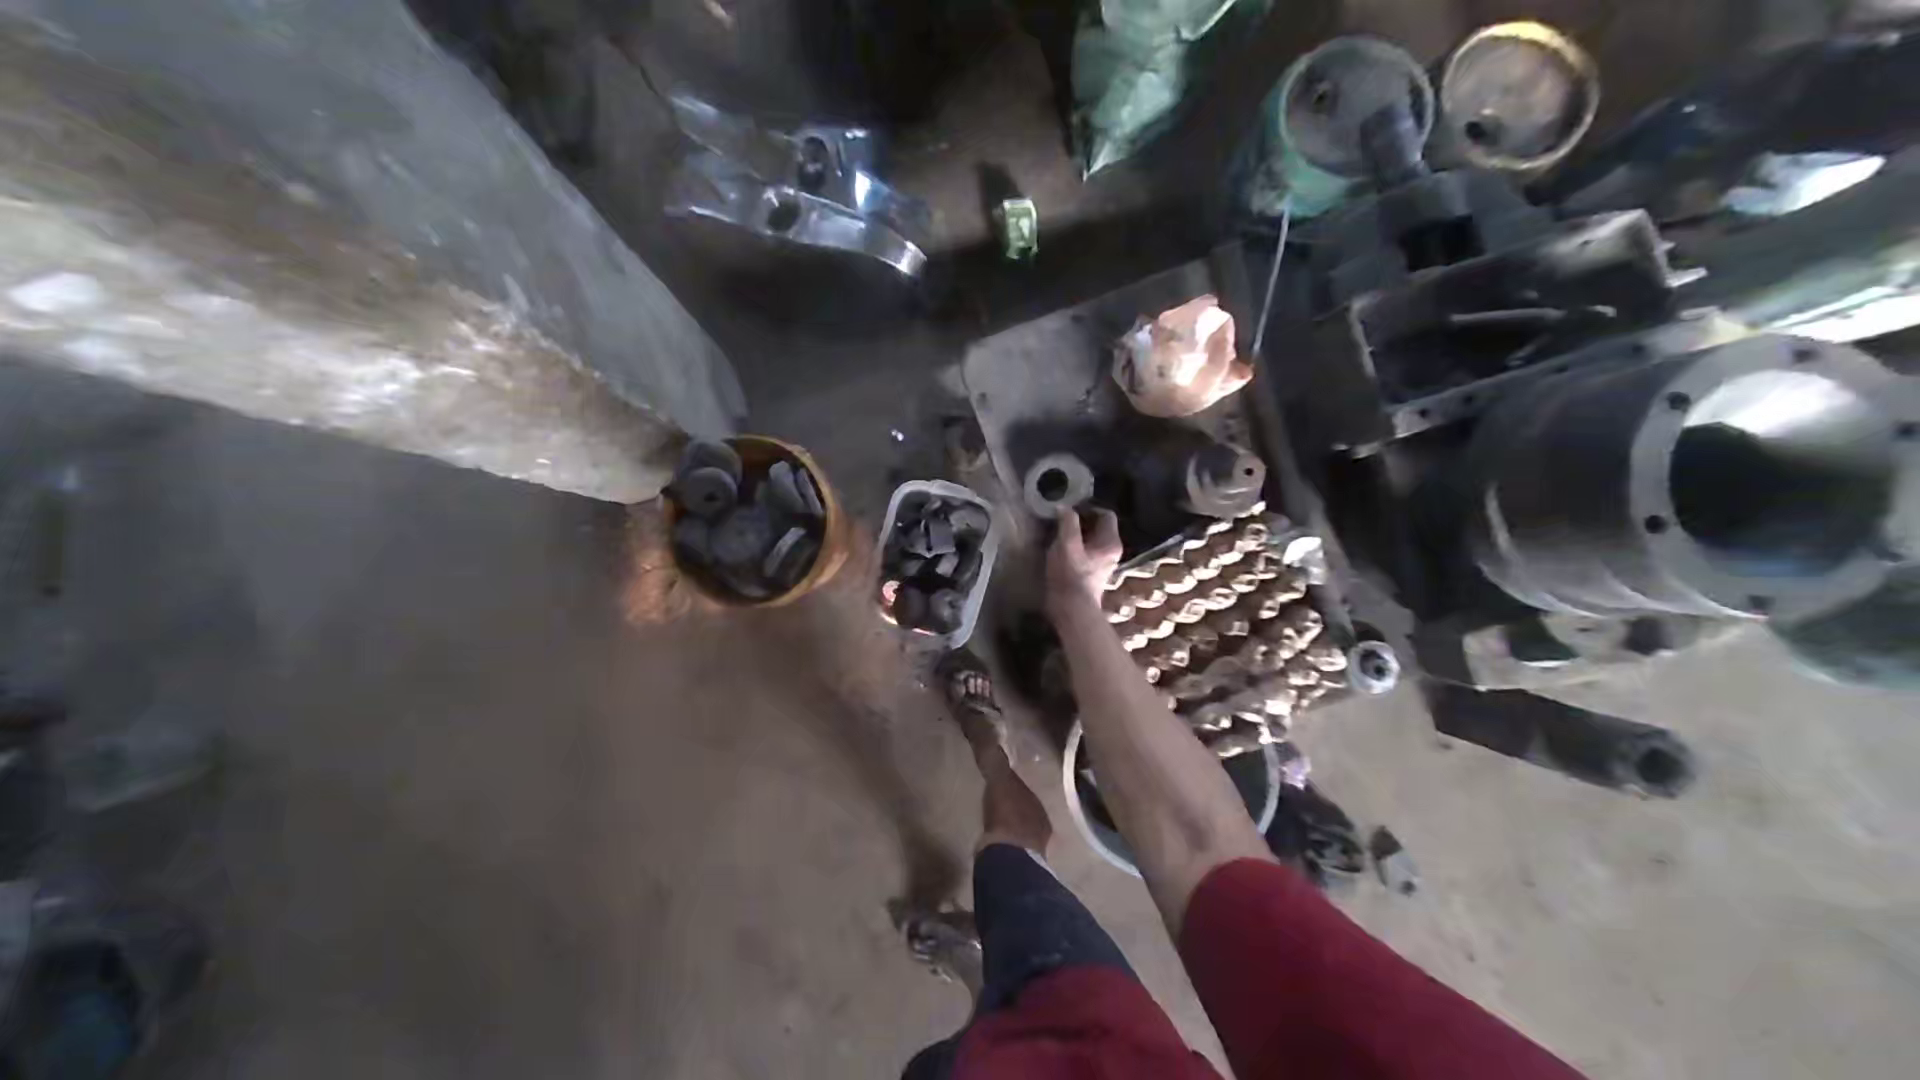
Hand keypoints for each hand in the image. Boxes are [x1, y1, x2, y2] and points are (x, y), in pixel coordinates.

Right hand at [1047, 507, 1121, 609]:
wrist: (1072, 610)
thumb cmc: (1070, 575)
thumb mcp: (1066, 545)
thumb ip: (1067, 523)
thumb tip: (1064, 507)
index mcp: (1110, 542)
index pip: (1106, 514)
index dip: (1089, 508)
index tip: (1070, 508)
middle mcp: (1111, 552)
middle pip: (1099, 527)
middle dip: (1081, 521)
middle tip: (1061, 519)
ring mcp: (1103, 564)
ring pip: (1091, 540)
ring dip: (1076, 534)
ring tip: (1057, 532)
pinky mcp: (1092, 573)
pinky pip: (1086, 552)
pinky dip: (1075, 547)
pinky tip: (1060, 549)